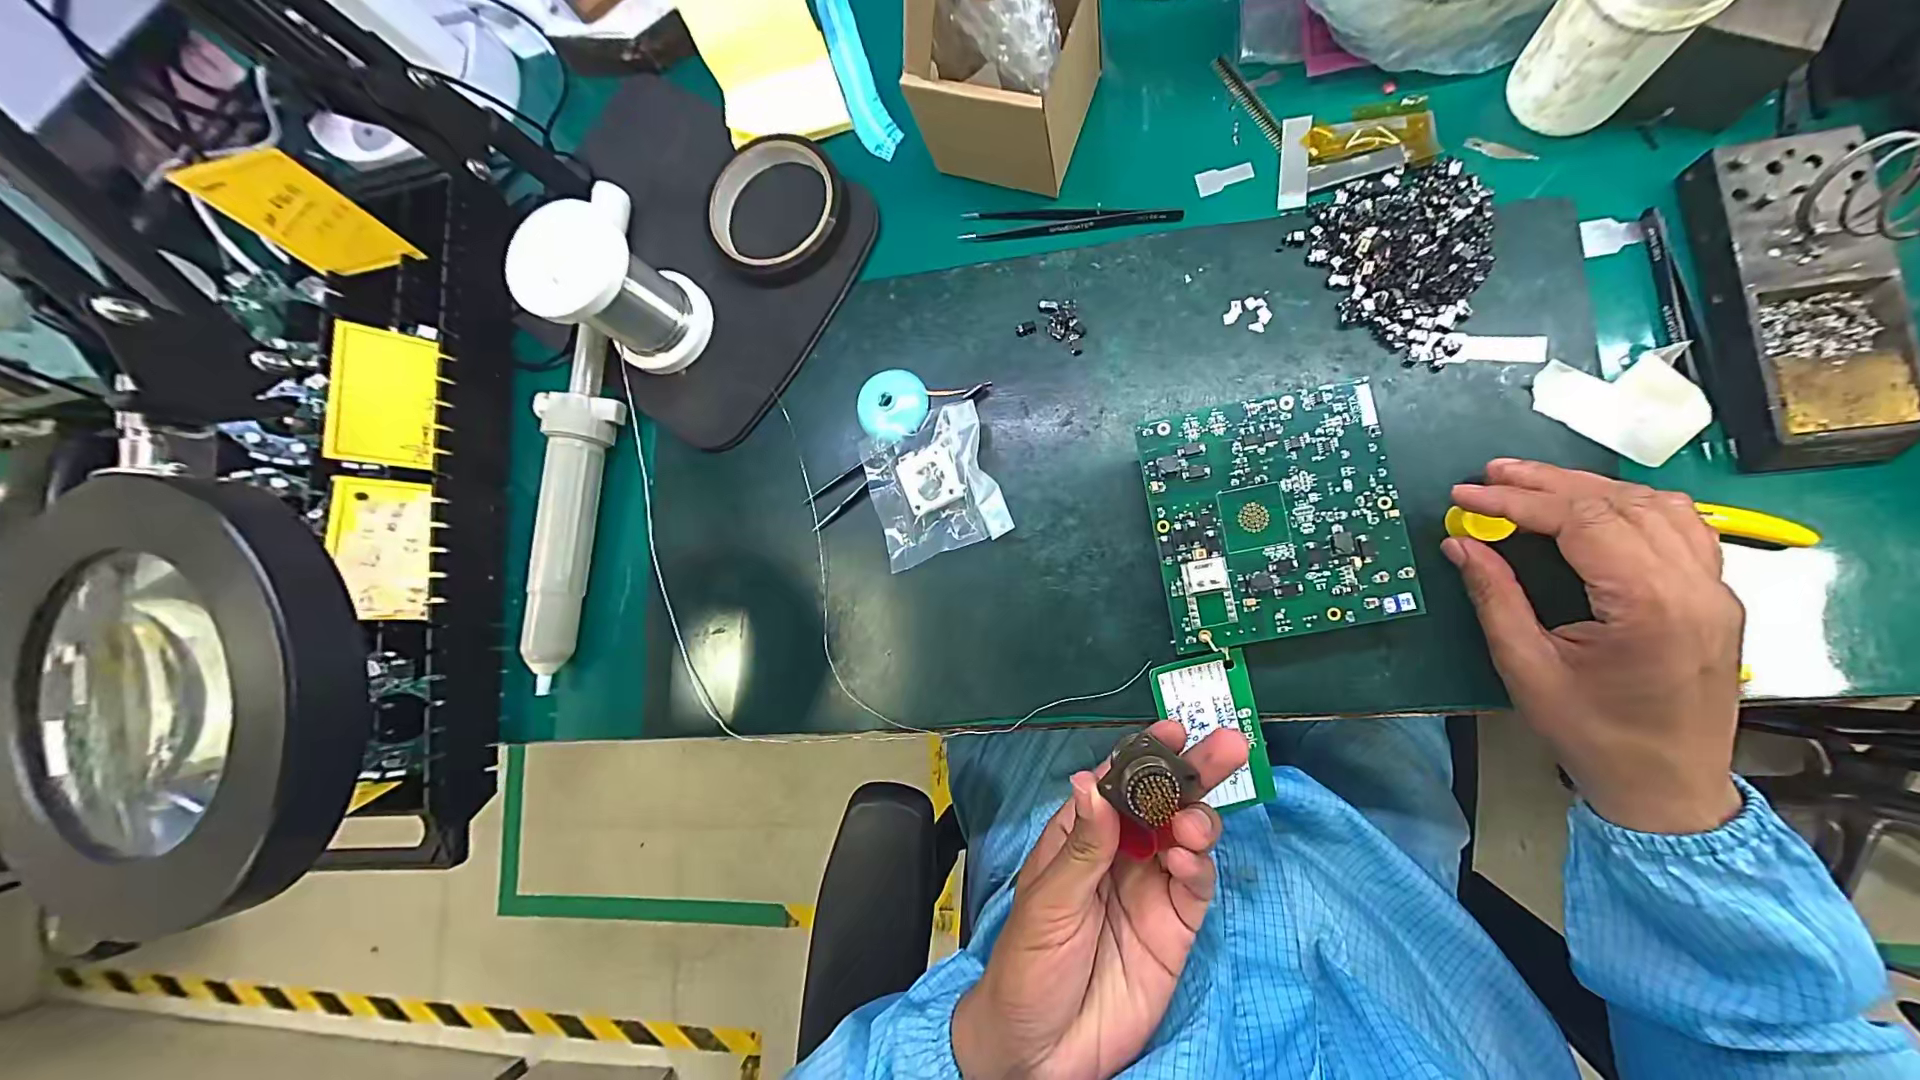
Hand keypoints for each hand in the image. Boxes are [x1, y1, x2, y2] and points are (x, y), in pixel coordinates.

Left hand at [952, 721, 1247, 1079]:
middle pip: (1162, 803)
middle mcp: (1120, 852)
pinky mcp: (1173, 927)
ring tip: (1193, 823)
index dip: (1144, 753)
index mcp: (1082, 834)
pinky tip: (1190, 861)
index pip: (1117, 782)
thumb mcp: (1050, 900)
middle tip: (1226, 745)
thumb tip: (1092, 780)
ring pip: (1185, 837)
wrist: (1043, 1048)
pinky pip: (1194, 887)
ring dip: (1196, 820)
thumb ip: (1082, 846)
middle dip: (1192, 772)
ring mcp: (1149, 887)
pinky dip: (1199, 868)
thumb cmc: (1030, 962)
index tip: (1173, 728)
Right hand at [1446, 459, 1743, 834]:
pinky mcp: (1713, 595)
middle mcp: (1696, 586)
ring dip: (1588, 487)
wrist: (1665, 782)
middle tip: (1489, 474)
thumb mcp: (1525, 665)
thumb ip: (1494, 596)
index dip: (1518, 501)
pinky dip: (1626, 505)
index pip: (1583, 522)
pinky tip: (1588, 506)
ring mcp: (1714, 588)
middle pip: (1621, 503)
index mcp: (1650, 606)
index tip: (1467, 494)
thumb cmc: (1589, 730)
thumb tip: (1460, 543)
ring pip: (1657, 506)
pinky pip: (1679, 526)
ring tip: (1529, 482)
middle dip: (1548, 483)